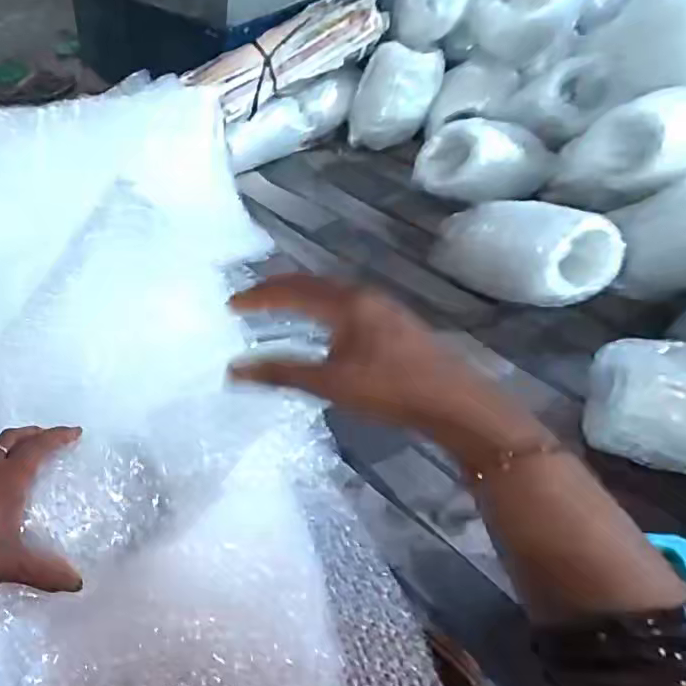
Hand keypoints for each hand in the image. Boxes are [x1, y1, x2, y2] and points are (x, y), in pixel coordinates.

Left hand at [0, 426, 84, 595]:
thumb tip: (77, 583)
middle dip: (33, 433)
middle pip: (11, 439)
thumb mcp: (15, 564)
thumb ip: (47, 572)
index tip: (74, 432)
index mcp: (8, 480)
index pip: (37, 448)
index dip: (57, 437)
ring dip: (8, 442)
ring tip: (19, 450)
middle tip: (49, 436)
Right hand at [228, 274, 543, 451]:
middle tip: (246, 301)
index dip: (258, 296)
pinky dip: (317, 305)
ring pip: (328, 291)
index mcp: (346, 304)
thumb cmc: (389, 390)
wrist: (455, 403)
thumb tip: (234, 369)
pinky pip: (343, 301)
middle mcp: (363, 296)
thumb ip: (279, 373)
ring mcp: (381, 306)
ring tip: (273, 307)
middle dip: (275, 289)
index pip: (291, 290)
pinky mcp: (392, 321)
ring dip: (297, 295)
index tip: (230, 305)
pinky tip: (315, 323)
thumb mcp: (328, 383)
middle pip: (310, 283)